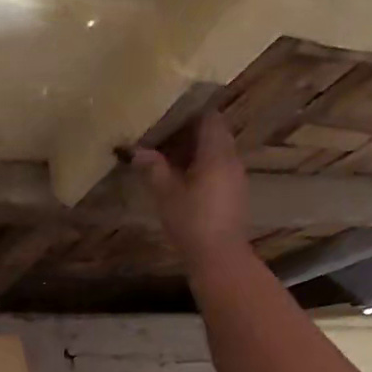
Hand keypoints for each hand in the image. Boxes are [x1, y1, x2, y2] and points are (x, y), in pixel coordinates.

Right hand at [130, 114, 250, 267]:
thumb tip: (135, 151)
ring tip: (166, 161)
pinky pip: (218, 170)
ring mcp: (236, 177)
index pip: (208, 117)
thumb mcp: (166, 193)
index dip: (187, 114)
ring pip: (215, 152)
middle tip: (160, 139)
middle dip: (187, 134)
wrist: (219, 257)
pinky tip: (182, 182)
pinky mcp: (234, 194)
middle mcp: (231, 159)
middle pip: (213, 134)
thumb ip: (153, 168)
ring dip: (194, 153)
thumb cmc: (192, 221)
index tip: (166, 118)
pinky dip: (201, 168)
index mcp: (217, 152)